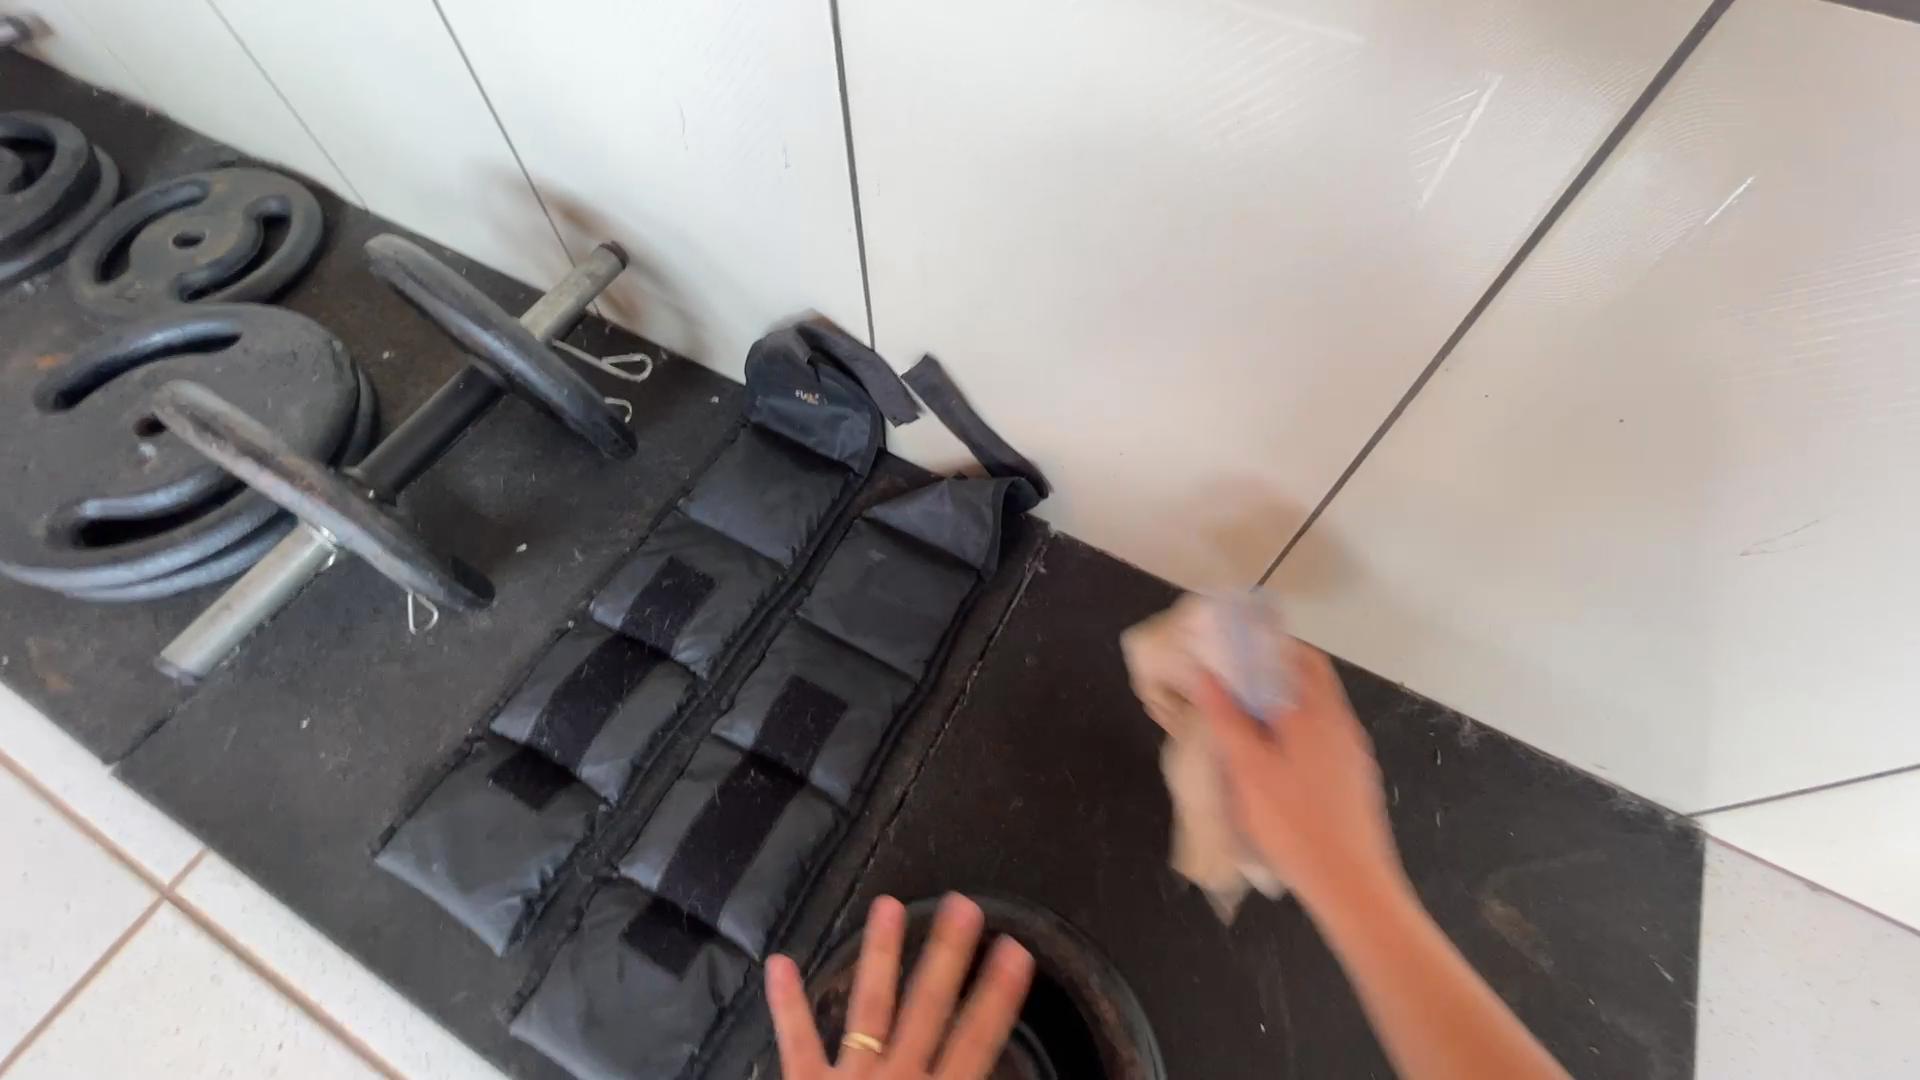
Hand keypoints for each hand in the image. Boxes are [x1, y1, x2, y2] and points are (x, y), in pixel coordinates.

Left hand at [766, 893, 1035, 1078]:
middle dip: (946, 957)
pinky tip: (779, 962)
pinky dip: (787, 1005)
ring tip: (887, 904)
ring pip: (869, 1007)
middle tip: (963, 905)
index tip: (1015, 950)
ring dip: (879, 954)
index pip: (976, 1045)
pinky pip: (796, 1045)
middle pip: (928, 1010)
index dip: (998, 998)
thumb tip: (998, 1074)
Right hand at [1197, 644, 1406, 912]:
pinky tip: (1267, 760)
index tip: (1233, 649)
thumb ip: (1226, 718)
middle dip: (1269, 676)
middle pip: (1308, 682)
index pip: (1302, 656)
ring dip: (1279, 706)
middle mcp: (1341, 726)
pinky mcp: (1352, 781)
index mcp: (1318, 714)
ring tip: (1239, 720)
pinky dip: (1292, 733)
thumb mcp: (1248, 769)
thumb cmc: (1294, 823)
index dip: (1268, 645)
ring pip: (1313, 712)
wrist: (1352, 888)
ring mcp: (1351, 755)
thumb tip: (1205, 674)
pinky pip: (1319, 739)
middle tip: (1229, 685)